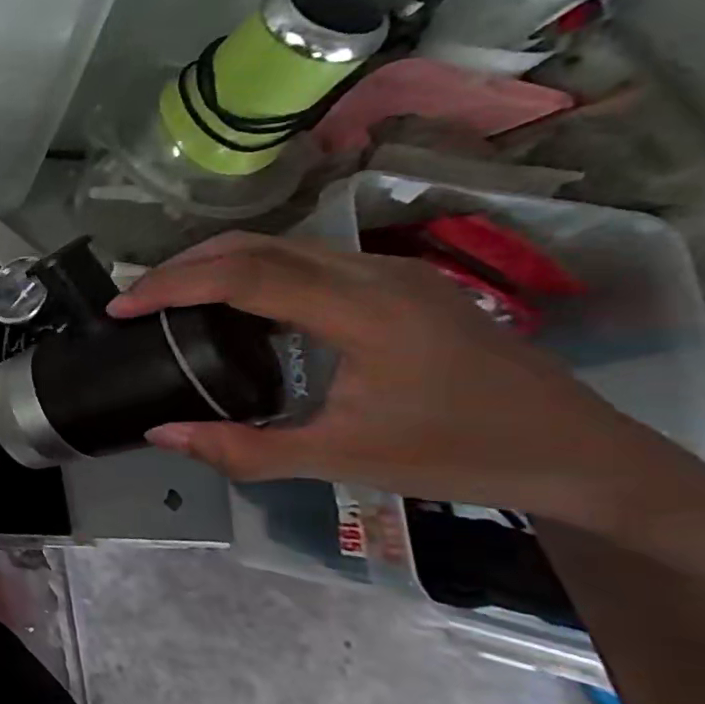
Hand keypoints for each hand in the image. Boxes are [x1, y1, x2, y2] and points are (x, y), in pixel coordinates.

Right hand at [108, 232, 704, 535]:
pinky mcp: (397, 279)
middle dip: (185, 264)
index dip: (174, 284)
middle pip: (257, 243)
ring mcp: (389, 270)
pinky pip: (308, 258)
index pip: (245, 275)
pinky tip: (237, 302)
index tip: (123, 304)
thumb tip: (160, 434)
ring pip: (283, 243)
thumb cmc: (461, 457)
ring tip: (172, 295)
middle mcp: (372, 273)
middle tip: (136, 295)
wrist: (580, 452)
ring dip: (218, 261)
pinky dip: (254, 270)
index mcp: (362, 311)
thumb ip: (244, 449)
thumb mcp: (343, 460)